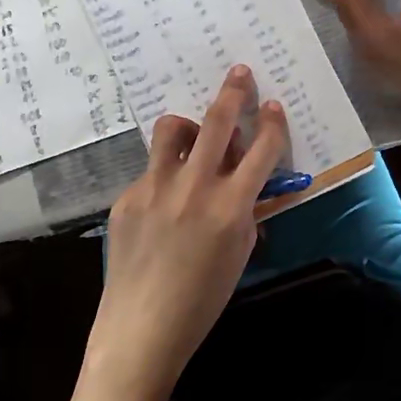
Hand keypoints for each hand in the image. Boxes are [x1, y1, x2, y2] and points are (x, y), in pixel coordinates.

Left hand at [87, 65, 288, 400]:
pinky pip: (151, 169)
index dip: (271, 124)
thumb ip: (246, 211)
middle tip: (239, 72)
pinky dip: (166, 174)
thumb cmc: (203, 300)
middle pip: (217, 122)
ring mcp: (155, 188)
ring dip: (190, 126)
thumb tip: (248, 180)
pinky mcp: (127, 196)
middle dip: (233, 91)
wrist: (142, 328)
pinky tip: (164, 202)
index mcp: (230, 206)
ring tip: (194, 138)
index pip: (262, 150)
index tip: (273, 106)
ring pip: (174, 129)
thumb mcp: (239, 254)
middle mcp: (194, 187)